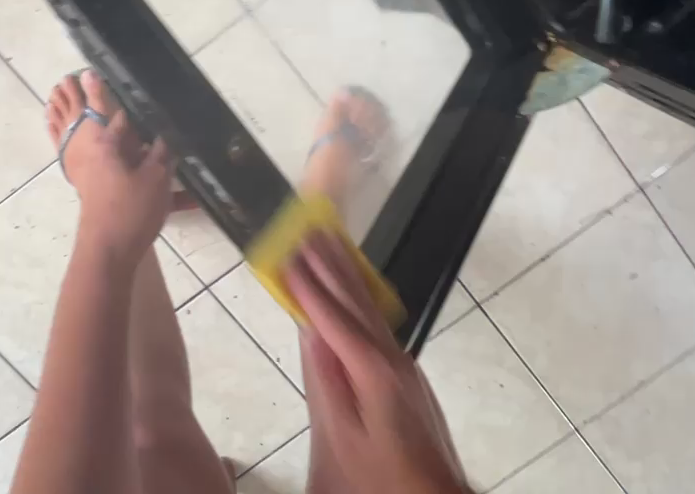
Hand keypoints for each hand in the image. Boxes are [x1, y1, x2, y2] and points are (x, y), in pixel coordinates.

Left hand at [51, 70, 173, 266]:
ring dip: (64, 112)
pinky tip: (58, 131)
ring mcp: (79, 165)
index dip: (99, 88)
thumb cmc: (131, 211)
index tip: (90, 70)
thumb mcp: (156, 180)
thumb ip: (160, 153)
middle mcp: (87, 148)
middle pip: (81, 115)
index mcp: (105, 142)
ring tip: (55, 94)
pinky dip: (57, 135)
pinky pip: (64, 149)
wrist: (108, 249)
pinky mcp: (80, 181)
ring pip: (69, 131)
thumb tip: (163, 134)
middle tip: (68, 76)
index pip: (103, 106)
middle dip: (77, 96)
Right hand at [287, 235, 472, 493]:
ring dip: (345, 268)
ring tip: (327, 237)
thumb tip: (309, 329)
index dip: (309, 283)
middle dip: (328, 261)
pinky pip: (376, 318)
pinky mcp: (406, 371)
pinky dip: (357, 291)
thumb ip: (326, 381)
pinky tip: (351, 283)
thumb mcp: (343, 437)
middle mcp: (392, 355)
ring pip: (369, 304)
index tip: (288, 250)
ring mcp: (403, 361)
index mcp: (373, 370)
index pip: (333, 315)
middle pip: (355, 299)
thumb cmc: (382, 477)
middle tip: (306, 226)